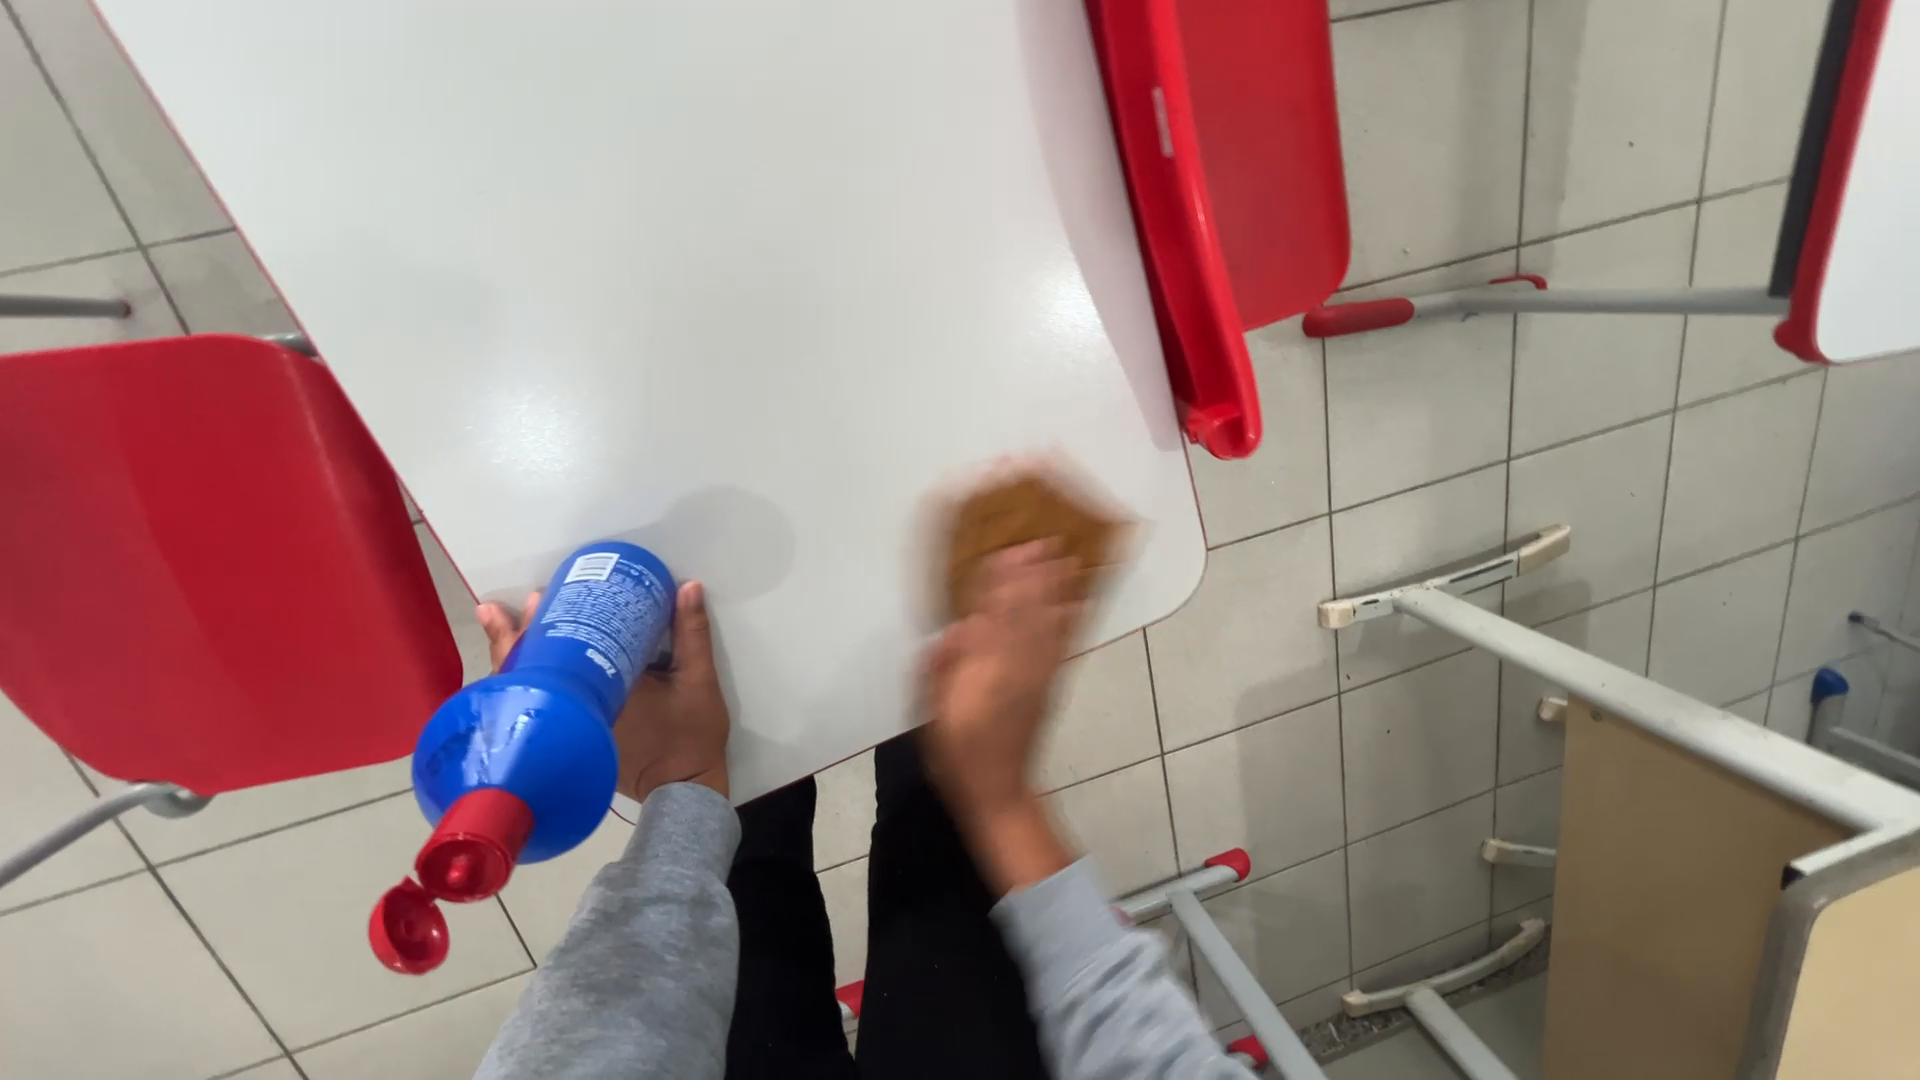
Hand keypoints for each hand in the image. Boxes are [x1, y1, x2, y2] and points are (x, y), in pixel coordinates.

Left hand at [477, 581, 730, 801]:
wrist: (685, 788)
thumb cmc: (691, 734)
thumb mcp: (699, 680)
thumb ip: (693, 633)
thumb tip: (687, 585)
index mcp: (599, 691)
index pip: (552, 655)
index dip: (536, 626)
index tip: (536, 597)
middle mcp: (573, 711)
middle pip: (530, 669)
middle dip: (520, 634)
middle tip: (525, 602)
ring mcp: (569, 728)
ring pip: (530, 690)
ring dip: (519, 657)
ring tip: (504, 624)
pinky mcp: (576, 738)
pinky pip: (543, 707)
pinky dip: (531, 683)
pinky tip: (528, 667)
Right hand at [921, 541, 1085, 891]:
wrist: (996, 788)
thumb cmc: (956, 749)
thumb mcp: (935, 711)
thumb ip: (944, 668)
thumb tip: (960, 626)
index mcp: (984, 672)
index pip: (993, 617)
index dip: (1001, 582)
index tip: (1004, 550)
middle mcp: (1017, 667)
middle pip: (1027, 612)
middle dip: (1035, 575)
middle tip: (1044, 540)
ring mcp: (1039, 675)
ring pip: (1050, 623)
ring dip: (1058, 589)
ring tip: (1067, 558)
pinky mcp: (1051, 684)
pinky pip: (1064, 644)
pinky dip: (1072, 618)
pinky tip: (1078, 600)